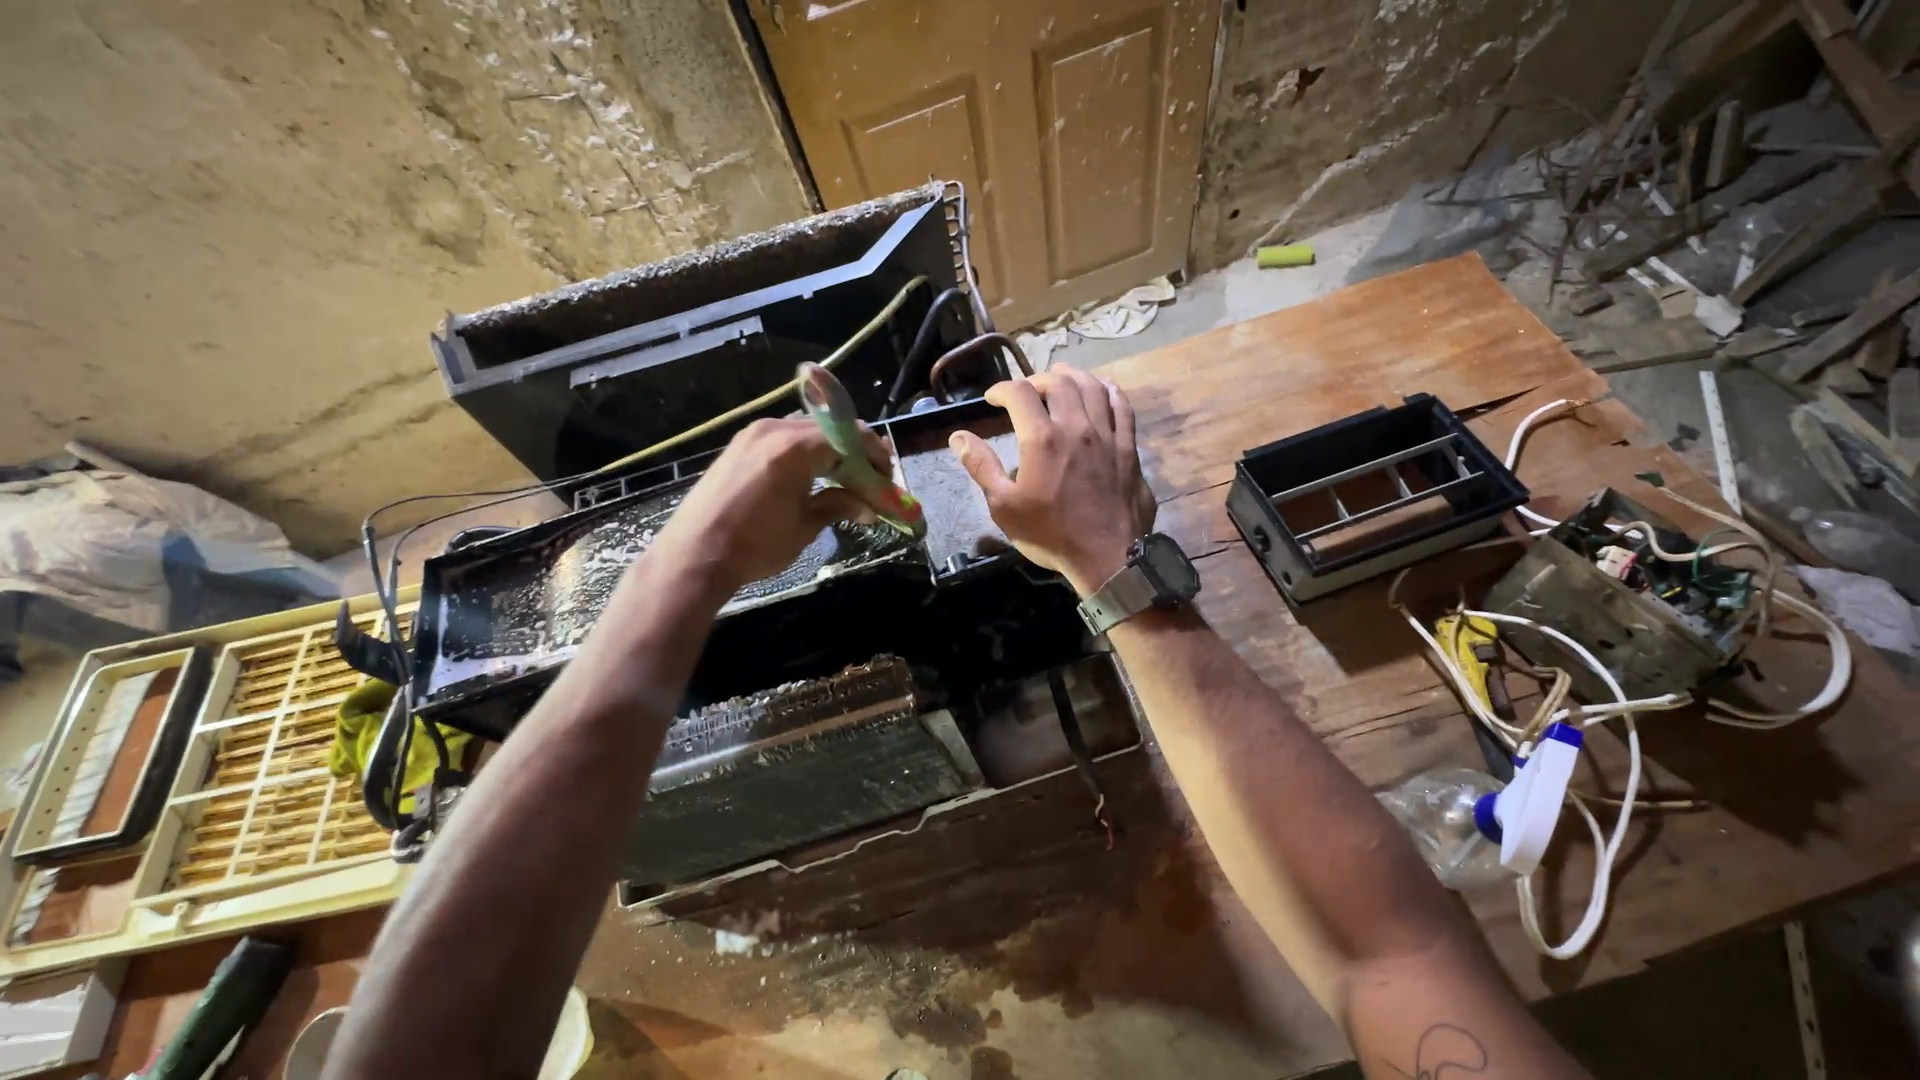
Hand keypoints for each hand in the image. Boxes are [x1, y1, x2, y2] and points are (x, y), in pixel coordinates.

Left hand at [647, 417, 885, 595]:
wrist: (694, 555)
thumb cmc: (754, 544)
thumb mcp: (805, 526)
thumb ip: (838, 505)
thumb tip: (868, 506)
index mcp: (794, 447)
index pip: (850, 437)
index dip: (875, 456)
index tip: (887, 478)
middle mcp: (774, 429)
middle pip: (830, 429)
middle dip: (855, 452)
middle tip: (871, 480)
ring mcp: (753, 435)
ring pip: (806, 431)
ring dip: (830, 451)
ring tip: (844, 480)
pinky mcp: (740, 447)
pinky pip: (784, 439)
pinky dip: (806, 453)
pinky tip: (813, 477)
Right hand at [949, 364, 1155, 595]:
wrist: (1107, 557)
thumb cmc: (1050, 535)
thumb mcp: (1004, 506)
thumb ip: (982, 467)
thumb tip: (959, 437)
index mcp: (1042, 439)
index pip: (1019, 393)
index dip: (1002, 389)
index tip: (993, 398)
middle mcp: (1076, 427)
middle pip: (1058, 383)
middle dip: (1037, 379)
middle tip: (1026, 389)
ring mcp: (1107, 435)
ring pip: (1092, 388)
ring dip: (1073, 377)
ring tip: (1060, 377)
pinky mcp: (1128, 448)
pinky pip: (1123, 408)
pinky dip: (1110, 391)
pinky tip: (1103, 388)